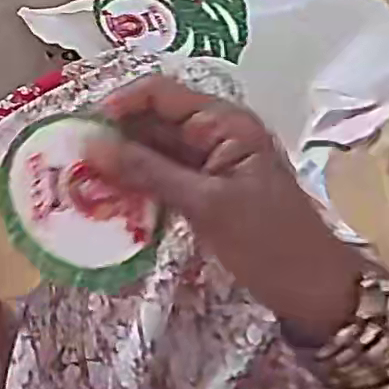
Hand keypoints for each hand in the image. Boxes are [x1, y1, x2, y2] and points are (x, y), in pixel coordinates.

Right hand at [86, 76, 366, 344]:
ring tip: (80, 177)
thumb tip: (90, 146)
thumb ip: (146, 171)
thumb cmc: (270, 243)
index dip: (119, 102)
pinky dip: (133, 183)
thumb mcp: (205, 205)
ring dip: (118, 161)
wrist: (317, 296)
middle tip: (71, 157)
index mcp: (223, 122)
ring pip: (150, 149)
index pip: (160, 93)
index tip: (83, 127)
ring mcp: (205, 161)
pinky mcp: (200, 188)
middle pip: (150, 120)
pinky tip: (105, 195)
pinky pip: (157, 175)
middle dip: (112, 135)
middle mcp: (212, 133)